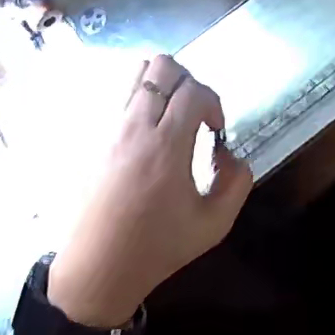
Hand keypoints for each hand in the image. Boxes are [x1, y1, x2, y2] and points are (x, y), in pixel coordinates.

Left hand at [46, 55, 253, 326]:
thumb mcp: (214, 224)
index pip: (193, 91)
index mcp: (166, 147)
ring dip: (165, 84)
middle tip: (196, 114)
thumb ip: (236, 182)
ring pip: (138, 73)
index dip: (214, 103)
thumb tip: (229, 153)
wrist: (98, 267)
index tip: (216, 131)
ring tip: (174, 117)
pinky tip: (152, 132)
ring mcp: (111, 129)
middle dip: (190, 82)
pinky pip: (122, 95)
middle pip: (162, 67)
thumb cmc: (158, 247)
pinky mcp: (97, 136)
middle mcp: (135, 128)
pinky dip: (144, 98)